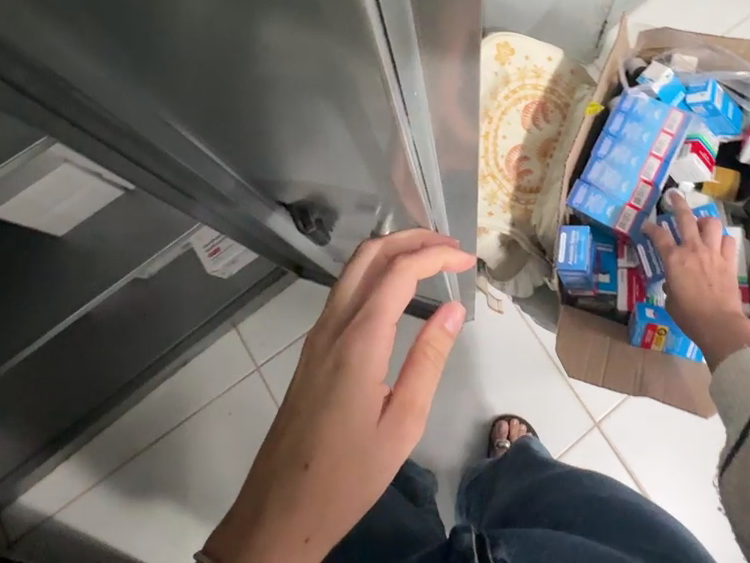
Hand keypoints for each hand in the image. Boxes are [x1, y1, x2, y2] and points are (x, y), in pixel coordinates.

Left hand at [202, 230, 474, 562]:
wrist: (280, 510)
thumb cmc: (348, 474)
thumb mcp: (403, 423)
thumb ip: (429, 359)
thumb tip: (454, 309)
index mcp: (359, 339)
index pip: (400, 271)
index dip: (437, 255)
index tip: (469, 259)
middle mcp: (334, 324)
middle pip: (371, 254)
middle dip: (413, 238)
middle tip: (451, 246)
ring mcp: (318, 334)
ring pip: (353, 268)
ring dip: (393, 251)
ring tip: (431, 258)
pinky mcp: (313, 348)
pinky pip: (345, 289)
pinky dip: (376, 271)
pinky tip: (399, 290)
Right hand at [646, 192, 749, 366]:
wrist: (719, 324)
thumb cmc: (689, 316)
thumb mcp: (671, 301)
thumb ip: (671, 285)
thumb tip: (674, 282)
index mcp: (674, 259)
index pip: (659, 235)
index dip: (650, 228)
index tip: (646, 225)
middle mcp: (693, 249)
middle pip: (685, 217)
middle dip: (677, 203)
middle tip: (673, 196)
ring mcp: (713, 253)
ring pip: (711, 223)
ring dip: (705, 220)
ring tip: (701, 223)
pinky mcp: (729, 261)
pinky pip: (728, 240)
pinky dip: (722, 238)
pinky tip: (719, 242)